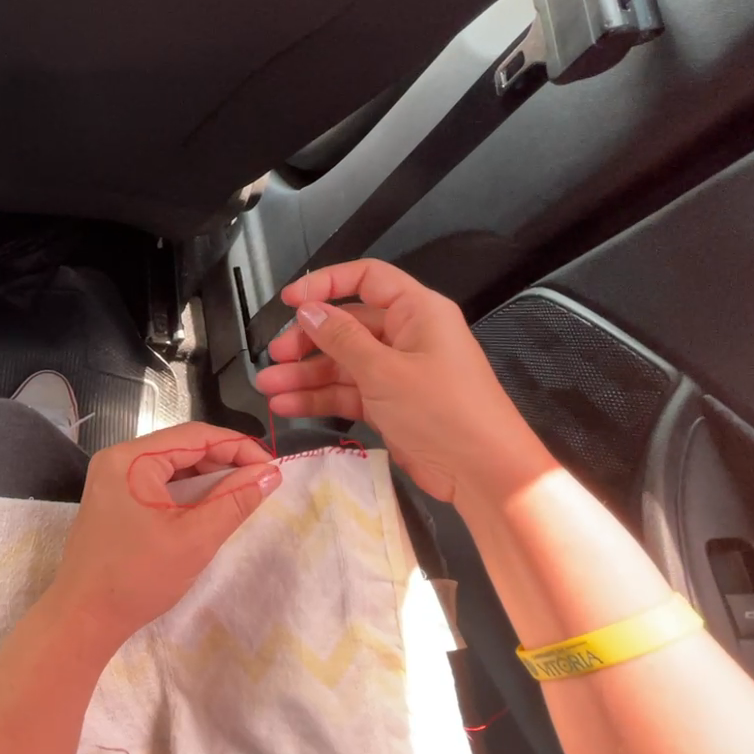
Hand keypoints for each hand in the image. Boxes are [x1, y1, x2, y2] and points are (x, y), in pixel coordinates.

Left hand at [46, 423, 281, 642]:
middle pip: (180, 446)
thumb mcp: (194, 539)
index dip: (237, 446)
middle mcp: (117, 458)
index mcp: (130, 459)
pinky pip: (156, 481)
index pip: (193, 436)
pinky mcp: (113, 497)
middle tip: (261, 481)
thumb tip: (270, 474)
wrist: (85, 615)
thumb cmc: (139, 576)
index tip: (272, 466)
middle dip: (223, 460)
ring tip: (242, 492)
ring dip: (206, 476)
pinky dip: (185, 489)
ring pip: (170, 464)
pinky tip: (209, 504)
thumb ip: (234, 501)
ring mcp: (111, 477)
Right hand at [255, 259, 551, 507]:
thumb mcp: (384, 371)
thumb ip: (341, 338)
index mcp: (417, 312)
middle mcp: (406, 336)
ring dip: (303, 374)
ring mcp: (396, 371)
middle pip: (345, 325)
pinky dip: (317, 398)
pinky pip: (345, 391)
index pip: (366, 279)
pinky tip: (287, 405)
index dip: (325, 283)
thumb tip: (308, 311)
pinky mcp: (388, 403)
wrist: (484, 474)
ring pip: (339, 362)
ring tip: (268, 386)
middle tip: (276, 356)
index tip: (289, 300)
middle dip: (306, 340)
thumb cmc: (443, 412)